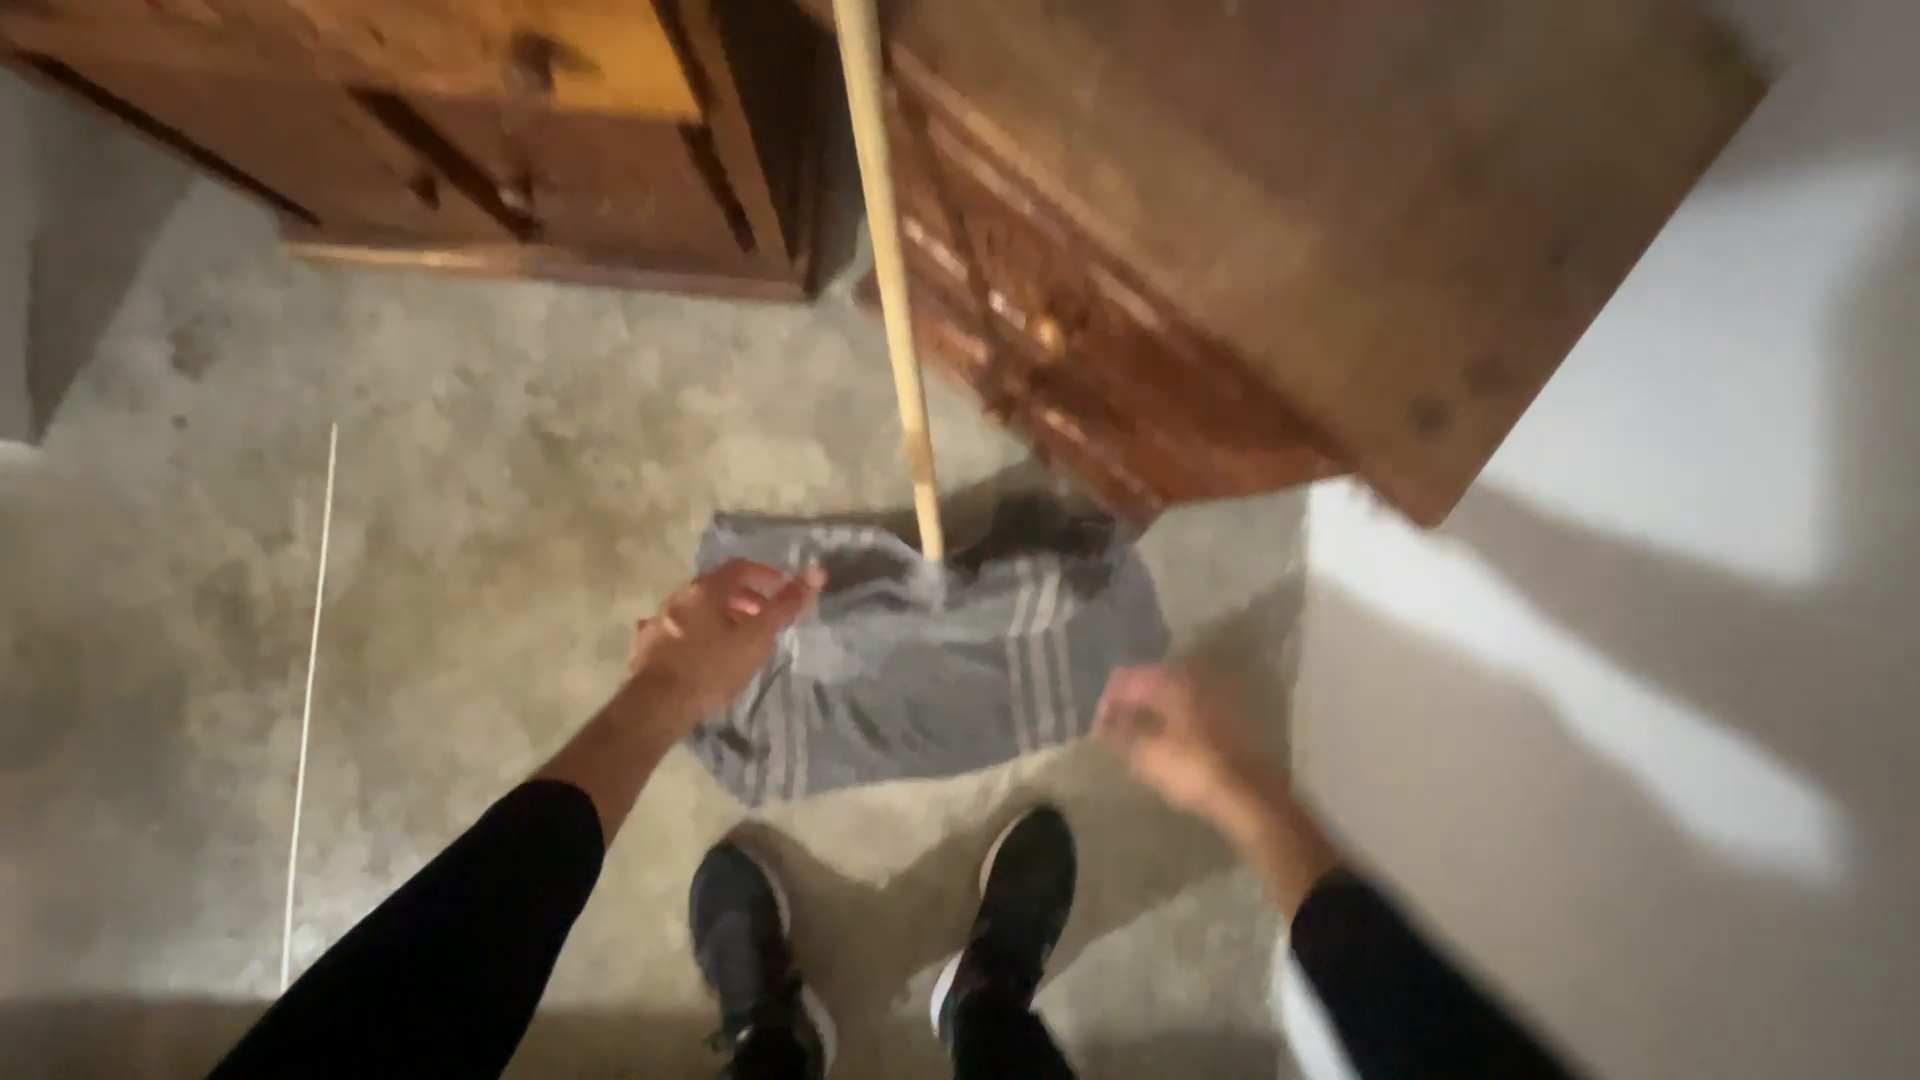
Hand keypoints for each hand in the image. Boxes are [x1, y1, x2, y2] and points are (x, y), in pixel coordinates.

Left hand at [625, 559, 825, 730]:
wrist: (656, 707)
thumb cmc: (712, 668)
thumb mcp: (756, 637)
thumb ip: (785, 606)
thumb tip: (817, 571)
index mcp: (705, 590)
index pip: (739, 567)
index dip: (765, 575)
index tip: (782, 590)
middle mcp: (678, 598)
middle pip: (716, 588)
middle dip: (744, 599)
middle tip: (763, 620)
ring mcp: (659, 621)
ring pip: (696, 610)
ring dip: (720, 618)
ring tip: (736, 641)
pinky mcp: (647, 646)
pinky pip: (678, 631)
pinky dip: (697, 635)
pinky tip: (702, 655)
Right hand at [1093, 664, 1283, 828]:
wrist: (1252, 797)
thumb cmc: (1193, 770)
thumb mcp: (1144, 755)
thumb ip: (1118, 734)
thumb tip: (1103, 724)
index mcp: (1171, 680)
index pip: (1126, 677)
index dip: (1107, 701)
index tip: (1099, 728)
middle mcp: (1196, 679)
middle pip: (1151, 682)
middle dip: (1131, 704)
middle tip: (1117, 731)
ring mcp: (1218, 697)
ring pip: (1173, 697)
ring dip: (1153, 713)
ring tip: (1141, 740)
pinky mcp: (1232, 718)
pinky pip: (1192, 711)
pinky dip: (1175, 722)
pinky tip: (1169, 745)